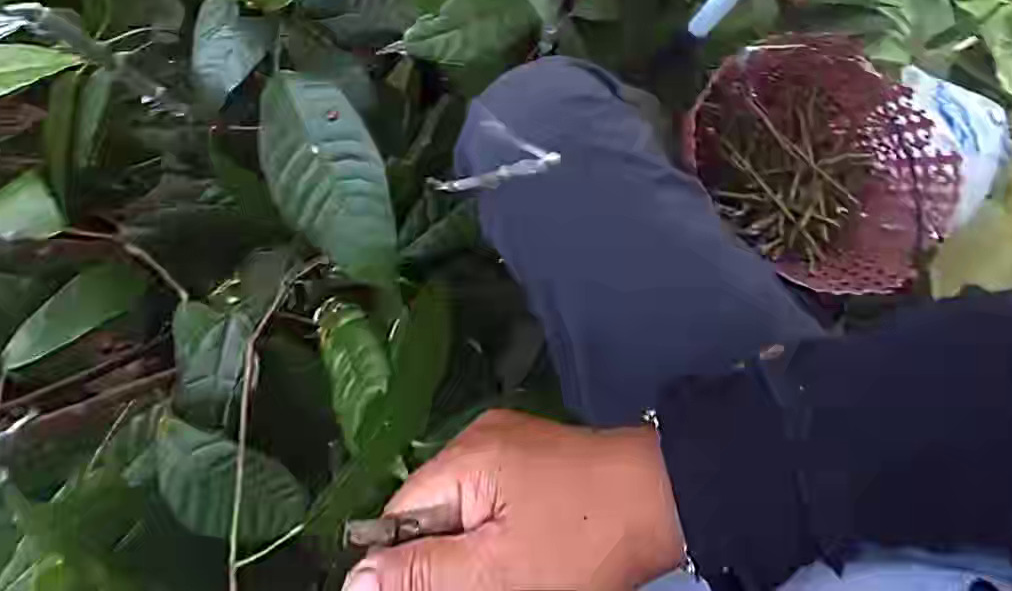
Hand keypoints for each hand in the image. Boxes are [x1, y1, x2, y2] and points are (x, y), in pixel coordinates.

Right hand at [344, 409, 685, 590]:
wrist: (656, 497)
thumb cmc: (578, 539)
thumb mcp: (496, 571)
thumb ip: (423, 574)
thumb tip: (354, 579)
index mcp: (466, 454)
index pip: (399, 512)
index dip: (400, 562)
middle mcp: (481, 435)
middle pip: (430, 506)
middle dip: (440, 557)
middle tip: (480, 582)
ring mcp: (509, 439)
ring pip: (462, 503)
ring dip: (469, 545)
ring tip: (502, 571)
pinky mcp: (531, 452)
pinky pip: (491, 491)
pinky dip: (493, 525)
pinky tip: (518, 551)